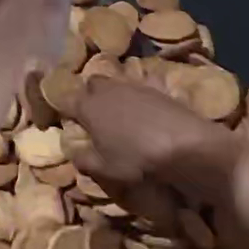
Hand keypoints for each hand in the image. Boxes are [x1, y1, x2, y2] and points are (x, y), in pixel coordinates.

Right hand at [69, 76, 248, 206]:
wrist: (183, 144)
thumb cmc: (136, 158)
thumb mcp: (104, 168)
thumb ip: (83, 159)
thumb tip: (71, 150)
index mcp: (88, 106)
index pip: (67, 99)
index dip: (65, 107)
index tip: (67, 118)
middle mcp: (108, 88)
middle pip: (93, 83)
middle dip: (91, 93)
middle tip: (95, 113)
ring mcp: (134, 84)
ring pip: (117, 80)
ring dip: (115, 91)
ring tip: (121, 109)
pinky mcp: (158, 86)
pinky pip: (144, 83)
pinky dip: (142, 91)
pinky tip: (148, 105)